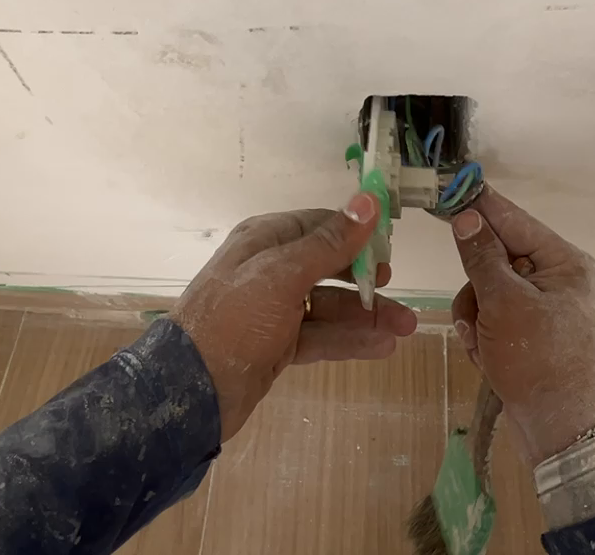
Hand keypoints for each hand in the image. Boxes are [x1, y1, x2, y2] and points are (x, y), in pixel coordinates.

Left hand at [170, 193, 419, 439]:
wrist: (188, 395)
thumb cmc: (235, 320)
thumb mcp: (283, 275)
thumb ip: (330, 241)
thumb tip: (368, 199)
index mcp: (267, 239)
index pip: (322, 225)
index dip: (357, 233)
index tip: (390, 246)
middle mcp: (271, 268)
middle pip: (329, 265)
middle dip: (366, 278)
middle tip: (396, 287)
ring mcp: (274, 309)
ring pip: (330, 305)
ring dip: (366, 315)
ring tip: (406, 327)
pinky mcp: (277, 345)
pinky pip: (321, 335)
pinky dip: (349, 340)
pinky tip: (382, 346)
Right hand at [450, 186, 594, 464]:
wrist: (567, 435)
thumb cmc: (541, 360)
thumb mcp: (504, 303)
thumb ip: (482, 256)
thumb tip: (466, 216)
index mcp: (563, 262)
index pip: (512, 219)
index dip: (478, 205)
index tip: (446, 186)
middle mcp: (557, 278)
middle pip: (496, 258)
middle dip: (477, 287)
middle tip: (472, 313)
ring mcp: (546, 308)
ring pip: (489, 290)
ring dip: (476, 316)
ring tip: (481, 344)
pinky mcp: (533, 335)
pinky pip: (496, 318)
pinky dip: (485, 336)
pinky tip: (488, 358)